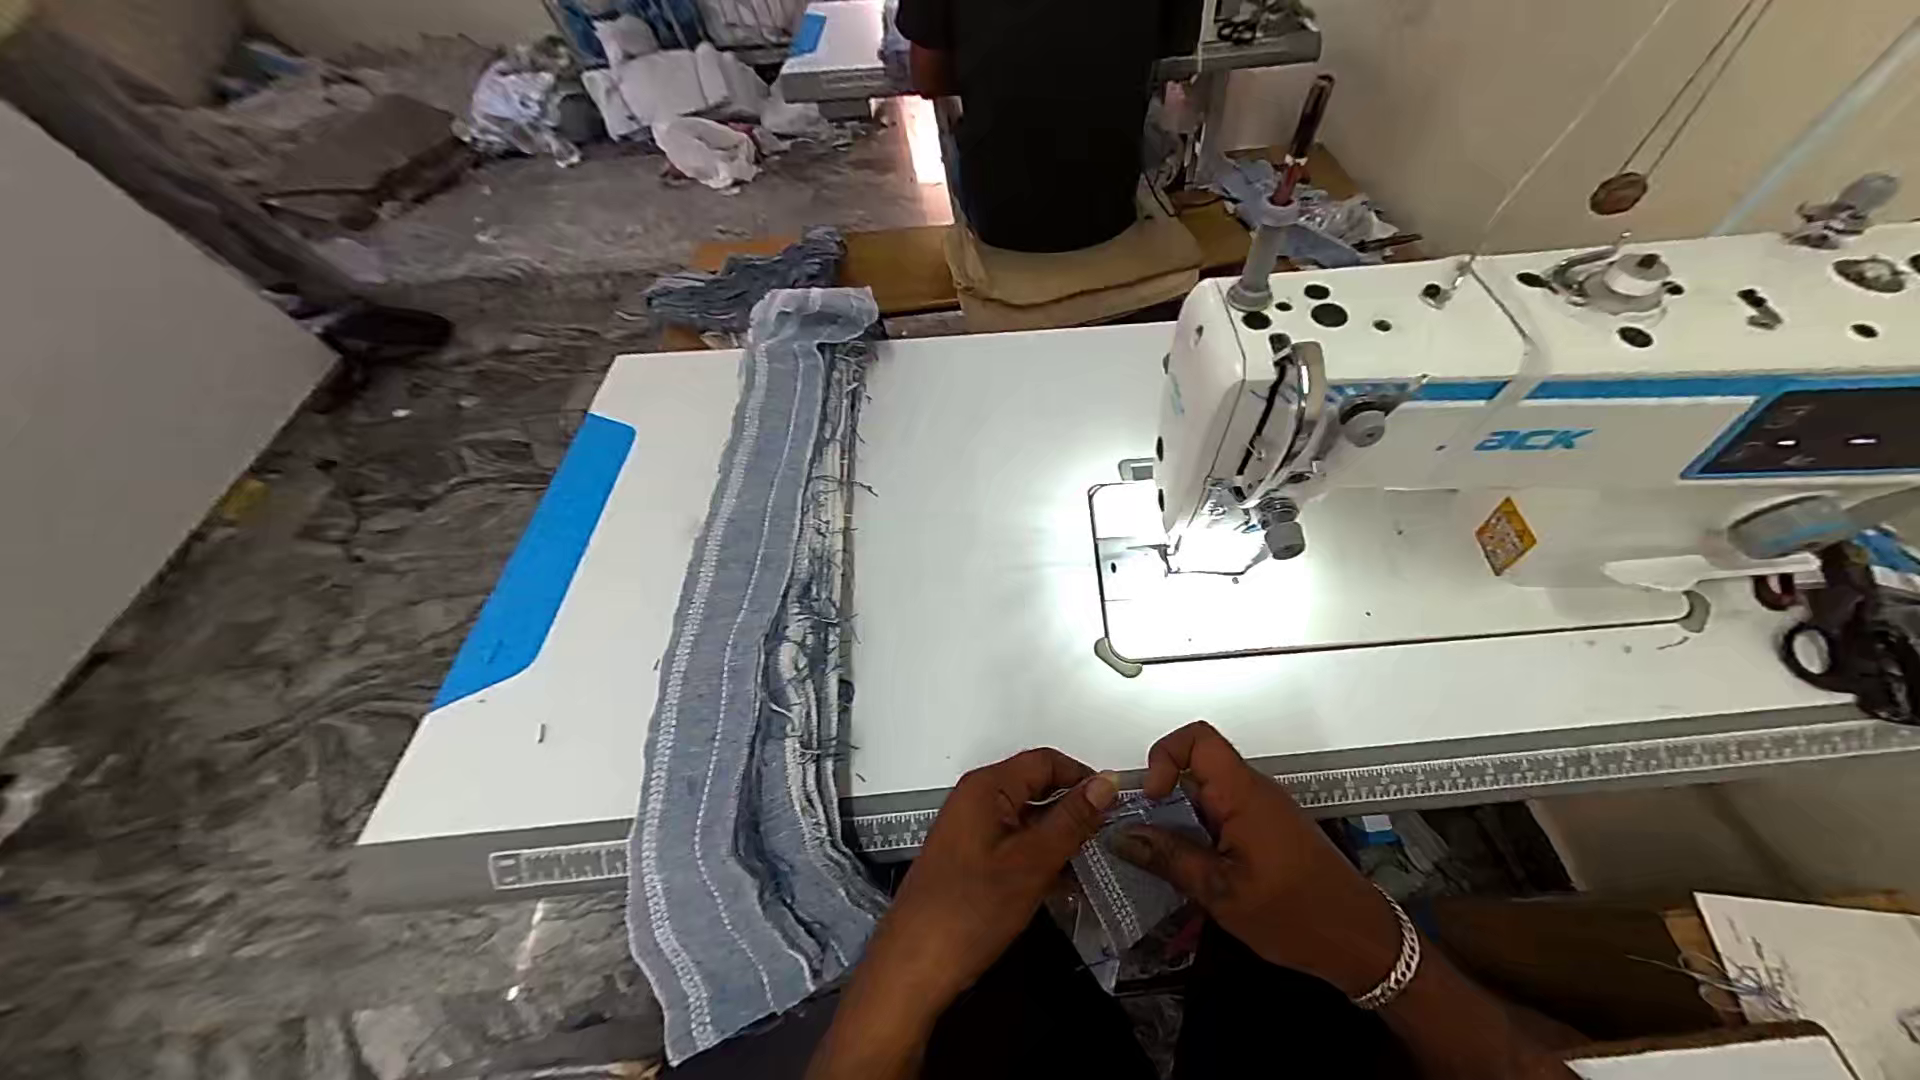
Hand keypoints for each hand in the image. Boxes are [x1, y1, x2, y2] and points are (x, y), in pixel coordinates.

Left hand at [808, 749, 1116, 1079]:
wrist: (914, 967)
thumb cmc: (970, 910)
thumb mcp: (1032, 863)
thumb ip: (1072, 820)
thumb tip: (1105, 783)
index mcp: (987, 786)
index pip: (1046, 761)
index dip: (1083, 778)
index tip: (1114, 806)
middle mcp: (976, 797)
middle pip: (1036, 786)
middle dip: (1072, 811)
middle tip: (1105, 840)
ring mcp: (971, 827)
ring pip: (1027, 817)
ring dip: (1057, 838)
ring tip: (1088, 867)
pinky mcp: (970, 855)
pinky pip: (1013, 841)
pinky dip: (1038, 856)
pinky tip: (1060, 885)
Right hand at [1109, 720, 1399, 996]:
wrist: (1363, 945)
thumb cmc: (1301, 916)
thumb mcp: (1221, 892)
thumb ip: (1169, 858)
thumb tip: (1124, 837)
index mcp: (1243, 793)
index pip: (1197, 738)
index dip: (1164, 755)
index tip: (1153, 797)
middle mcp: (1254, 790)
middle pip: (1195, 766)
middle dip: (1164, 797)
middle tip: (1149, 835)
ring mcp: (1262, 807)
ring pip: (1205, 792)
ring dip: (1180, 818)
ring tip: (1170, 859)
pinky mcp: (1267, 826)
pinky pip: (1221, 812)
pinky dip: (1199, 831)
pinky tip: (1197, 869)